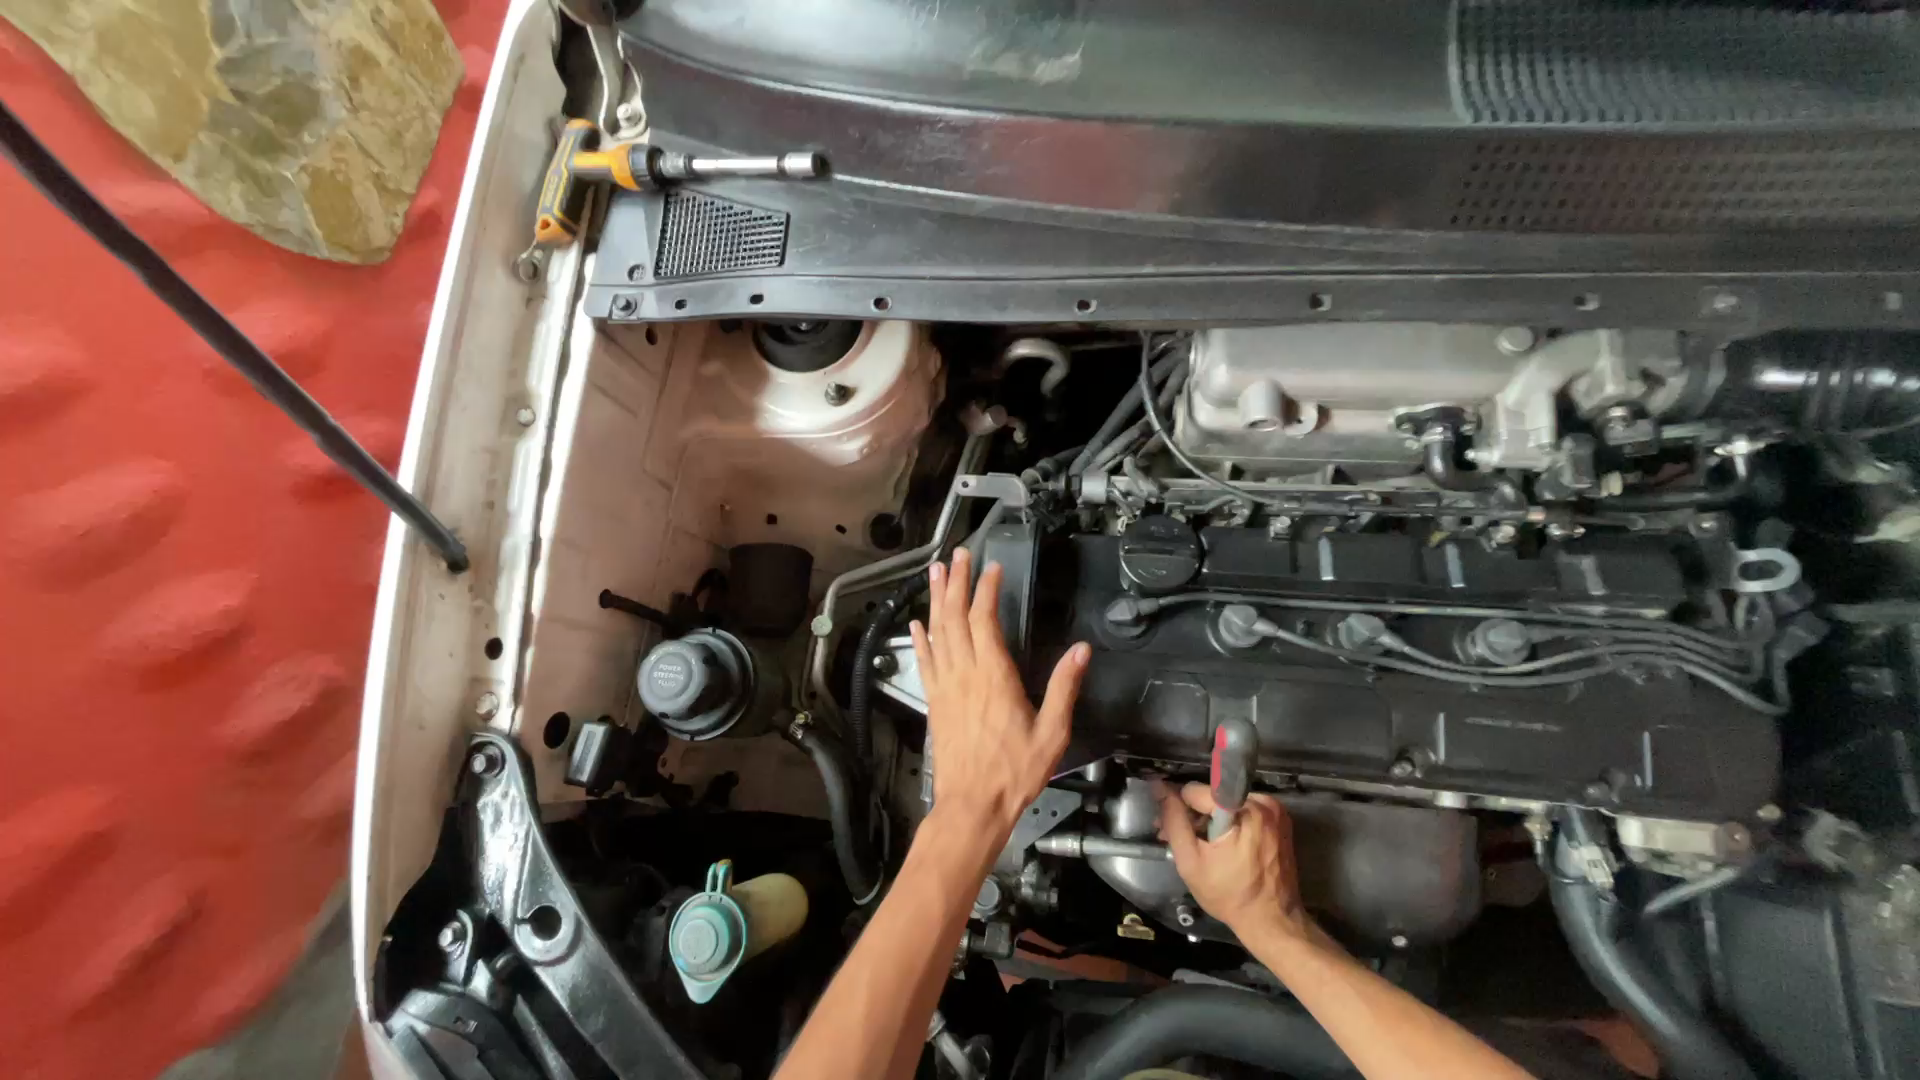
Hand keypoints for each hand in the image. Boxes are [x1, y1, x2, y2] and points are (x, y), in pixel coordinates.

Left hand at [909, 549, 1089, 837]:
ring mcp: (945, 687)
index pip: (985, 621)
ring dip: (937, 600)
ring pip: (937, 633)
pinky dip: (921, 638)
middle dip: (957, 583)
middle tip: (958, 556)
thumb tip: (1081, 651)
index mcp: (994, 677)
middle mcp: (965, 675)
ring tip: (936, 573)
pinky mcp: (934, 702)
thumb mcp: (1052, 733)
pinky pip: (925, 661)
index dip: (987, 590)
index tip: (993, 569)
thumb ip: (1064, 688)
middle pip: (956, 618)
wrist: (972, 805)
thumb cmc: (1014, 772)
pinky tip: (918, 622)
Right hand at [1158, 781, 1313, 943]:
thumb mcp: (1190, 861)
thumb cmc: (1229, 895)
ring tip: (1200, 845)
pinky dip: (1229, 823)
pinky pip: (1243, 811)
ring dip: (1209, 819)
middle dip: (1193, 816)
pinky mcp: (1280, 820)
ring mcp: (1275, 811)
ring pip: (1226, 802)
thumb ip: (1174, 820)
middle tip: (1179, 839)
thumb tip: (1159, 787)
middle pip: (1212, 796)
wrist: (1273, 921)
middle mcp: (1263, 803)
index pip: (1195, 791)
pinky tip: (1221, 845)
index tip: (1170, 830)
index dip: (1179, 810)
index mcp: (1243, 811)